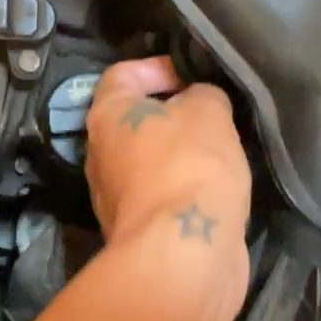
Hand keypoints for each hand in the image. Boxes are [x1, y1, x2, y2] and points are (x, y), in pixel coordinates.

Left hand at [84, 56, 251, 249]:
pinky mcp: (135, 228)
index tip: (193, 75)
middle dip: (173, 112)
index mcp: (106, 116)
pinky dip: (182, 185)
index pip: (122, 73)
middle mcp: (99, 153)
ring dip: (180, 151)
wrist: (182, 254)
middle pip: (134, 118)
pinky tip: (214, 186)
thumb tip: (198, 100)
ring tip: (221, 148)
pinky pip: (159, 192)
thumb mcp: (208, 111)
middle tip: (213, 112)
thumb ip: (203, 94)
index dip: (158, 67)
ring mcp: (113, 195)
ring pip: (148, 158)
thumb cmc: (189, 166)